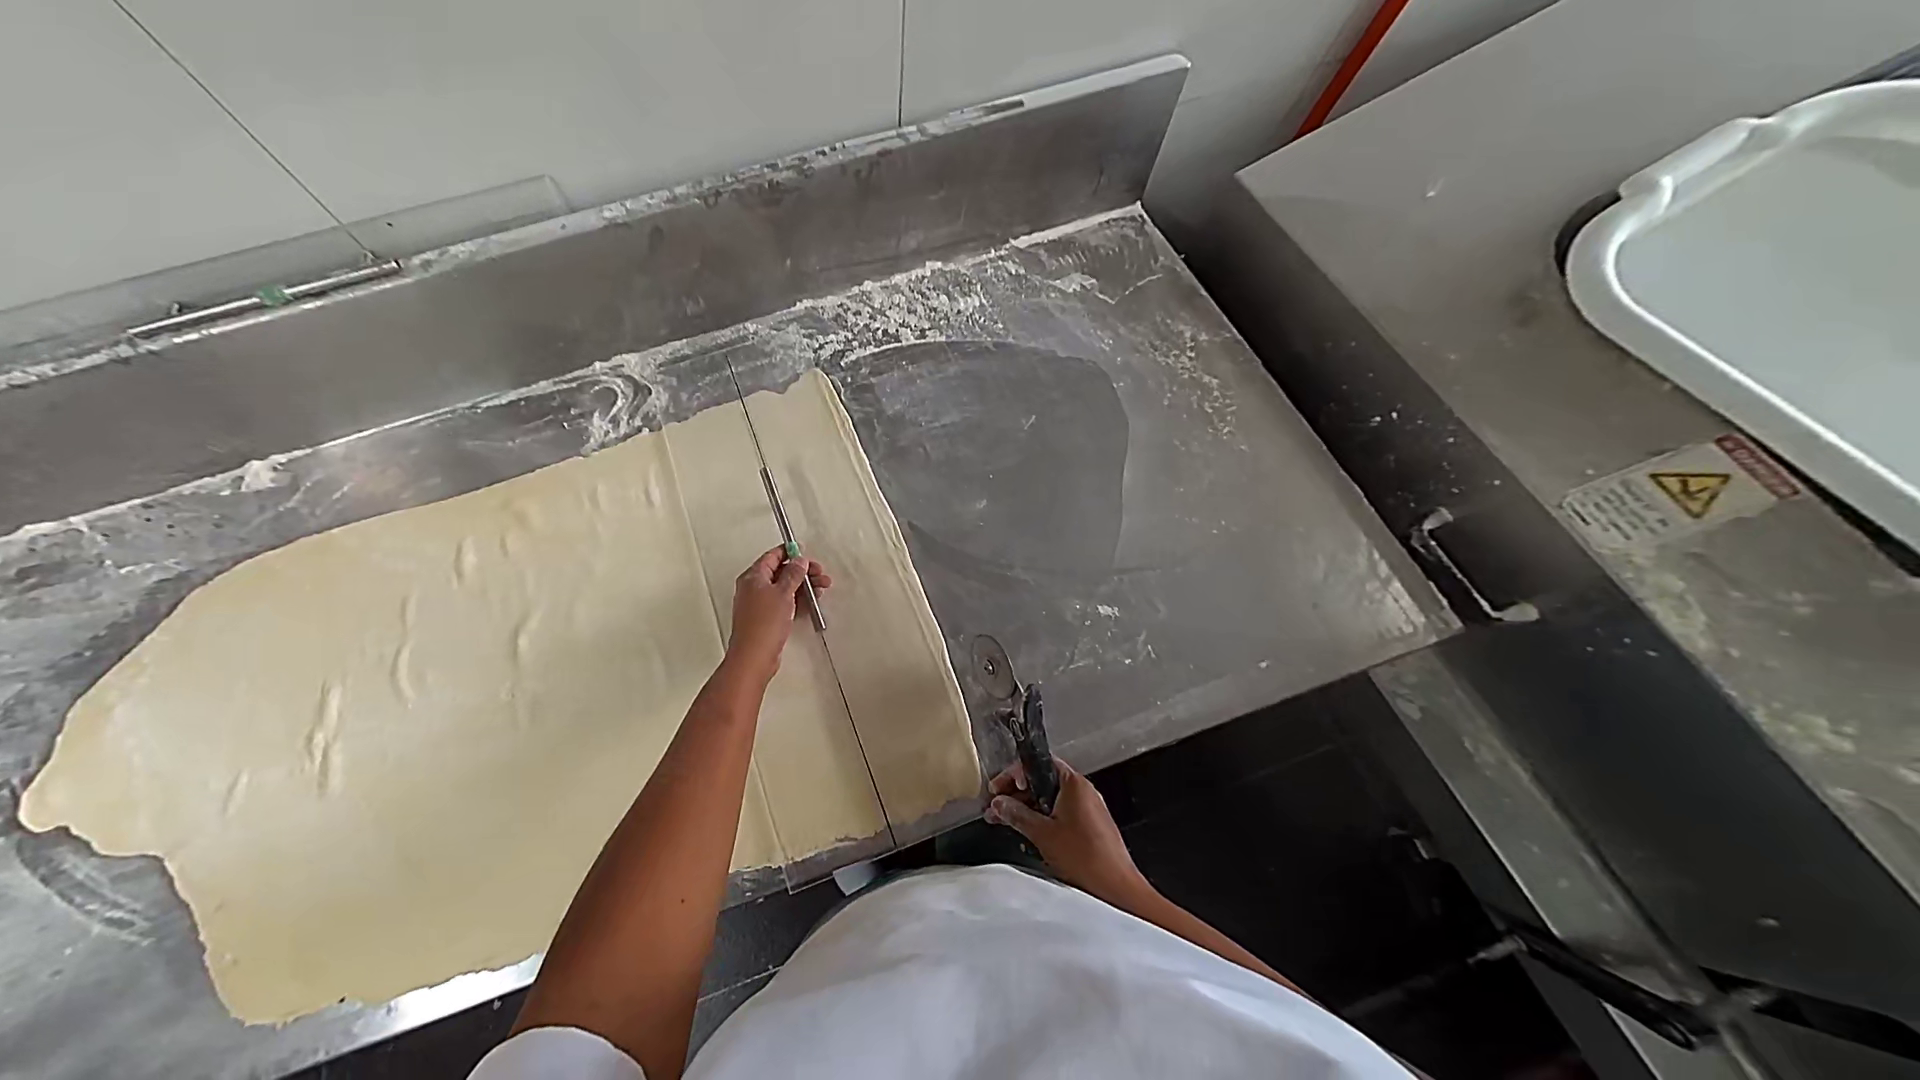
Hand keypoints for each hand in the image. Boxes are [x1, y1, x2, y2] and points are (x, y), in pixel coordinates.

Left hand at [725, 547, 830, 677]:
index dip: (790, 552)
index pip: (772, 556)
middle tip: (819, 574)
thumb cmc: (763, 624)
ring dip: (803, 586)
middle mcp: (754, 588)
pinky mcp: (766, 618)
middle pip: (781, 572)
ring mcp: (760, 604)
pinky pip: (784, 603)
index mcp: (753, 577)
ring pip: (785, 588)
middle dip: (802, 572)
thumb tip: (799, 561)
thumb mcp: (783, 592)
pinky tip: (810, 602)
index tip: (805, 552)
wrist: (755, 655)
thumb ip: (793, 574)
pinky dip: (798, 600)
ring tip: (820, 589)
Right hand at [985, 759, 1151, 906]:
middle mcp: (1083, 791)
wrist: (1115, 888)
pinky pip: (1060, 813)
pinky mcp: (1089, 825)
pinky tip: (1029, 833)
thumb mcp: (1042, 834)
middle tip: (997, 807)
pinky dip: (1042, 819)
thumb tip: (999, 803)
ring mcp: (1088, 808)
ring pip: (1050, 799)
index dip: (1013, 774)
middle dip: (1016, 794)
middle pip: (1042, 781)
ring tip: (1007, 822)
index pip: (1038, 763)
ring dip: (1027, 808)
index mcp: (1074, 783)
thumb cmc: (1086, 859)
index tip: (997, 789)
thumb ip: (1017, 814)